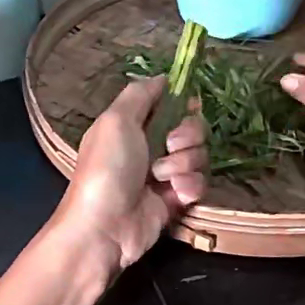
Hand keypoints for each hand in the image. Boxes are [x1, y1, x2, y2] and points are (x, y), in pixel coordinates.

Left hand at [51, 77, 207, 271]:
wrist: (105, 227)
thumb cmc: (107, 168)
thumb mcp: (116, 121)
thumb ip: (140, 94)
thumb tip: (163, 77)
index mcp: (134, 124)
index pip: (171, 104)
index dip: (183, 104)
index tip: (187, 106)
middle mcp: (151, 145)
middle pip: (193, 128)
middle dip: (187, 136)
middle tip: (169, 146)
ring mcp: (165, 173)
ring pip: (199, 156)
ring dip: (184, 164)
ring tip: (162, 178)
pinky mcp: (177, 198)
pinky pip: (199, 183)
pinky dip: (189, 187)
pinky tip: (173, 195)